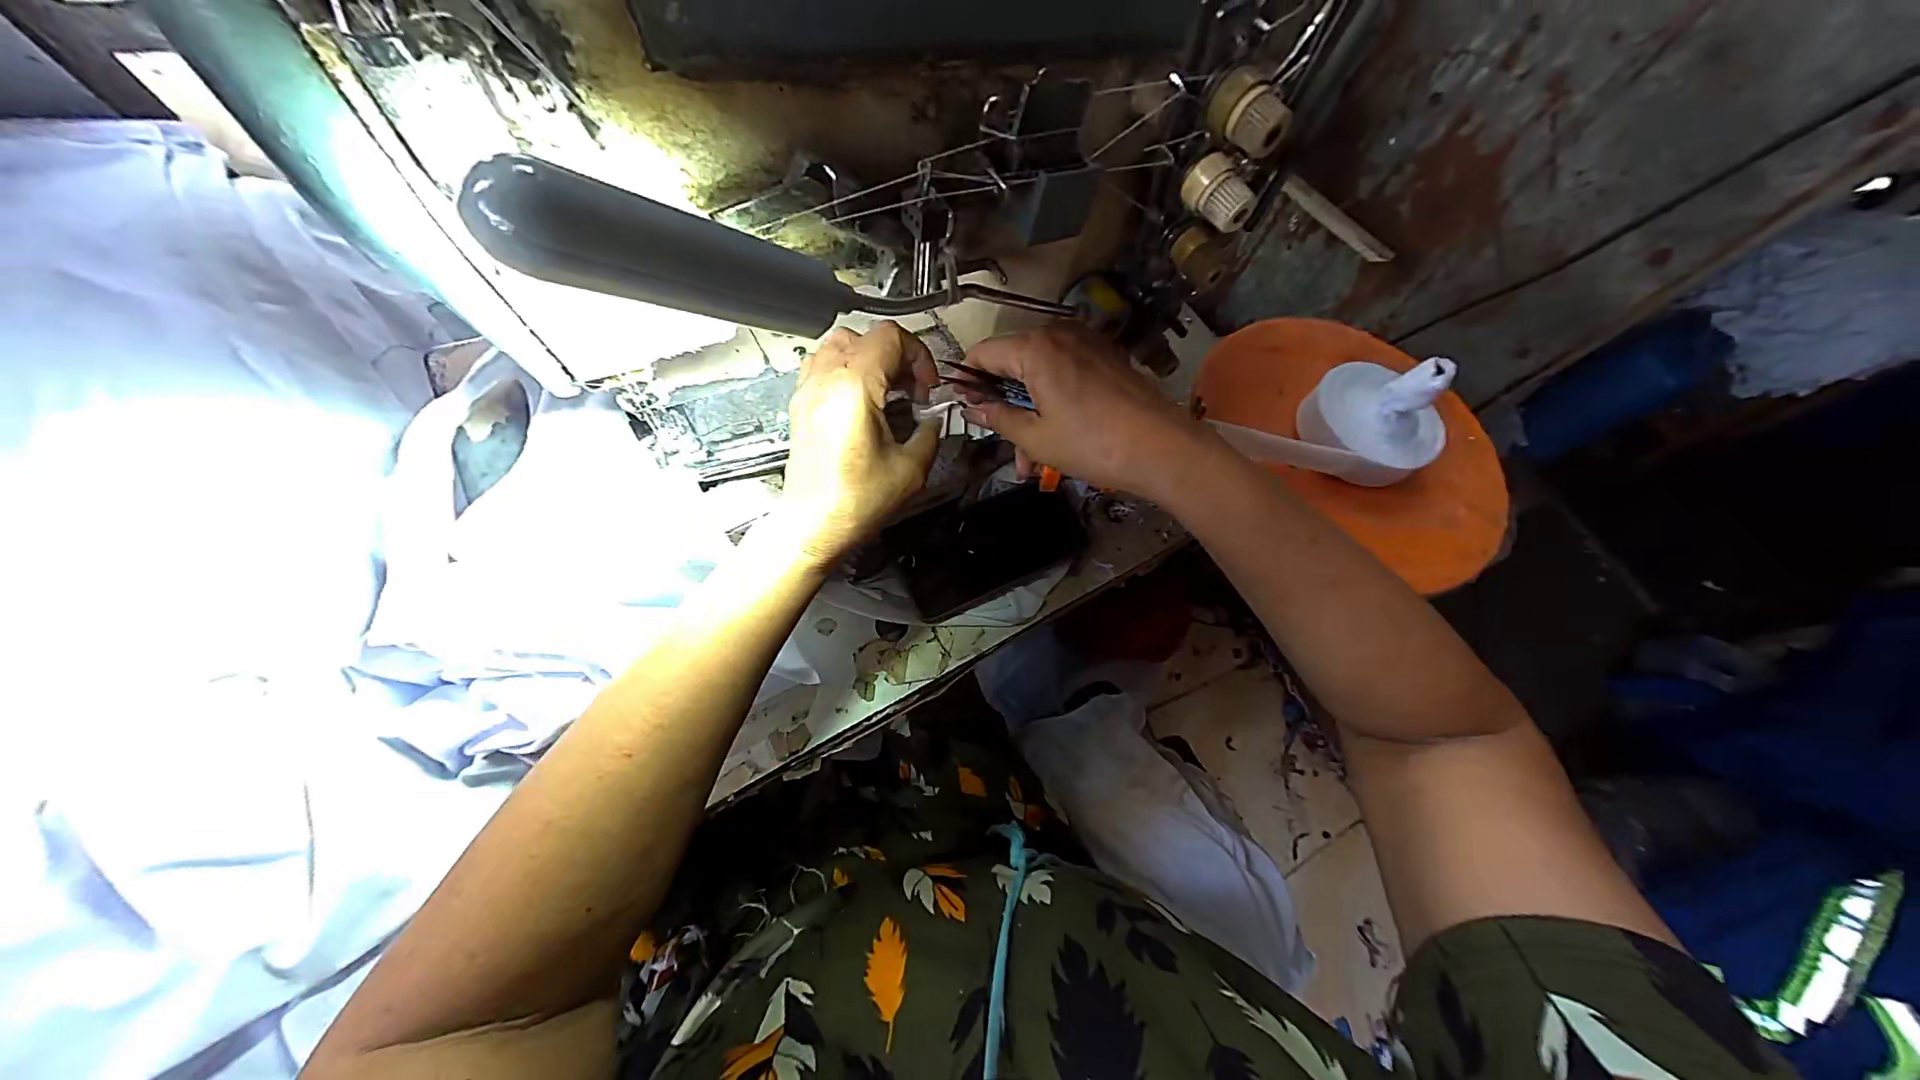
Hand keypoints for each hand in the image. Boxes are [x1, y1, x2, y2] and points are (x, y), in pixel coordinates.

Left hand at [776, 322, 940, 566]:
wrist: (813, 525)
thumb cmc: (851, 502)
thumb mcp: (911, 468)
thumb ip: (930, 432)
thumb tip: (933, 419)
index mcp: (853, 387)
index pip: (890, 337)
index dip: (918, 355)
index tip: (925, 384)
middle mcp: (825, 381)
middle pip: (866, 336)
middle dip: (896, 357)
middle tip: (911, 389)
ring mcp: (808, 392)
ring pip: (840, 345)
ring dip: (870, 359)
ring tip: (887, 393)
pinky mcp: (801, 406)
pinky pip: (822, 367)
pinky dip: (846, 372)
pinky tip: (863, 403)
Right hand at [962, 324, 1207, 497]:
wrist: (1162, 448)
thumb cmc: (1095, 444)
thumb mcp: (1036, 437)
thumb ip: (998, 418)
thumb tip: (975, 408)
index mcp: (1035, 348)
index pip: (983, 352)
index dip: (967, 378)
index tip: (962, 402)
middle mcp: (1061, 335)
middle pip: (1014, 363)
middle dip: (1005, 405)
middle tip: (1004, 443)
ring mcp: (1087, 345)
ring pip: (1041, 375)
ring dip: (1031, 412)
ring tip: (1033, 459)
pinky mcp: (1107, 359)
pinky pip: (1067, 376)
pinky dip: (1055, 403)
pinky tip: (1058, 440)